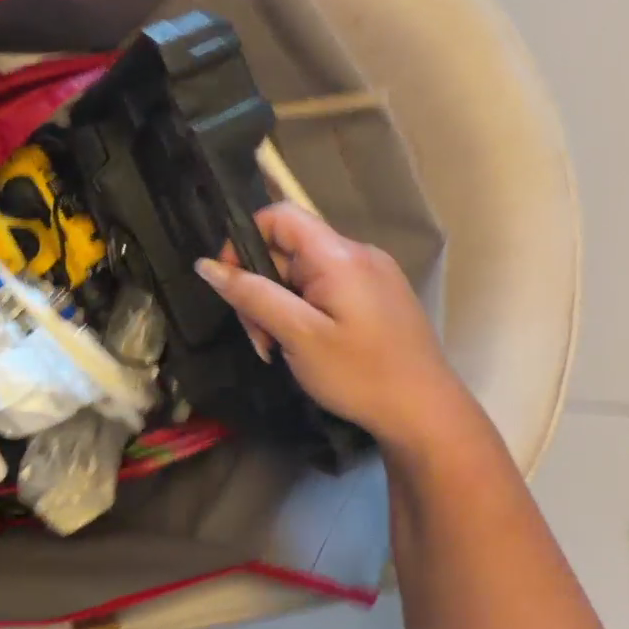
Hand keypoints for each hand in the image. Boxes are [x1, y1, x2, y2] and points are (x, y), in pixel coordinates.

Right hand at [195, 203, 469, 450]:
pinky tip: (297, 345)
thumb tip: (205, 264)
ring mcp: (367, 276)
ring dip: (273, 307)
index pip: (280, 216)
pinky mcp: (371, 298)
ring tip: (276, 347)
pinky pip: (319, 291)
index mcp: (339, 257)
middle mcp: (356, 255)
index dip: (244, 240)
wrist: (424, 412)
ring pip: (297, 275)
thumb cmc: (359, 373)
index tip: (230, 282)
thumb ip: (251, 294)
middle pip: (284, 251)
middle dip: (257, 288)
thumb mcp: (297, 334)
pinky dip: (296, 314)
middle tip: (257, 336)